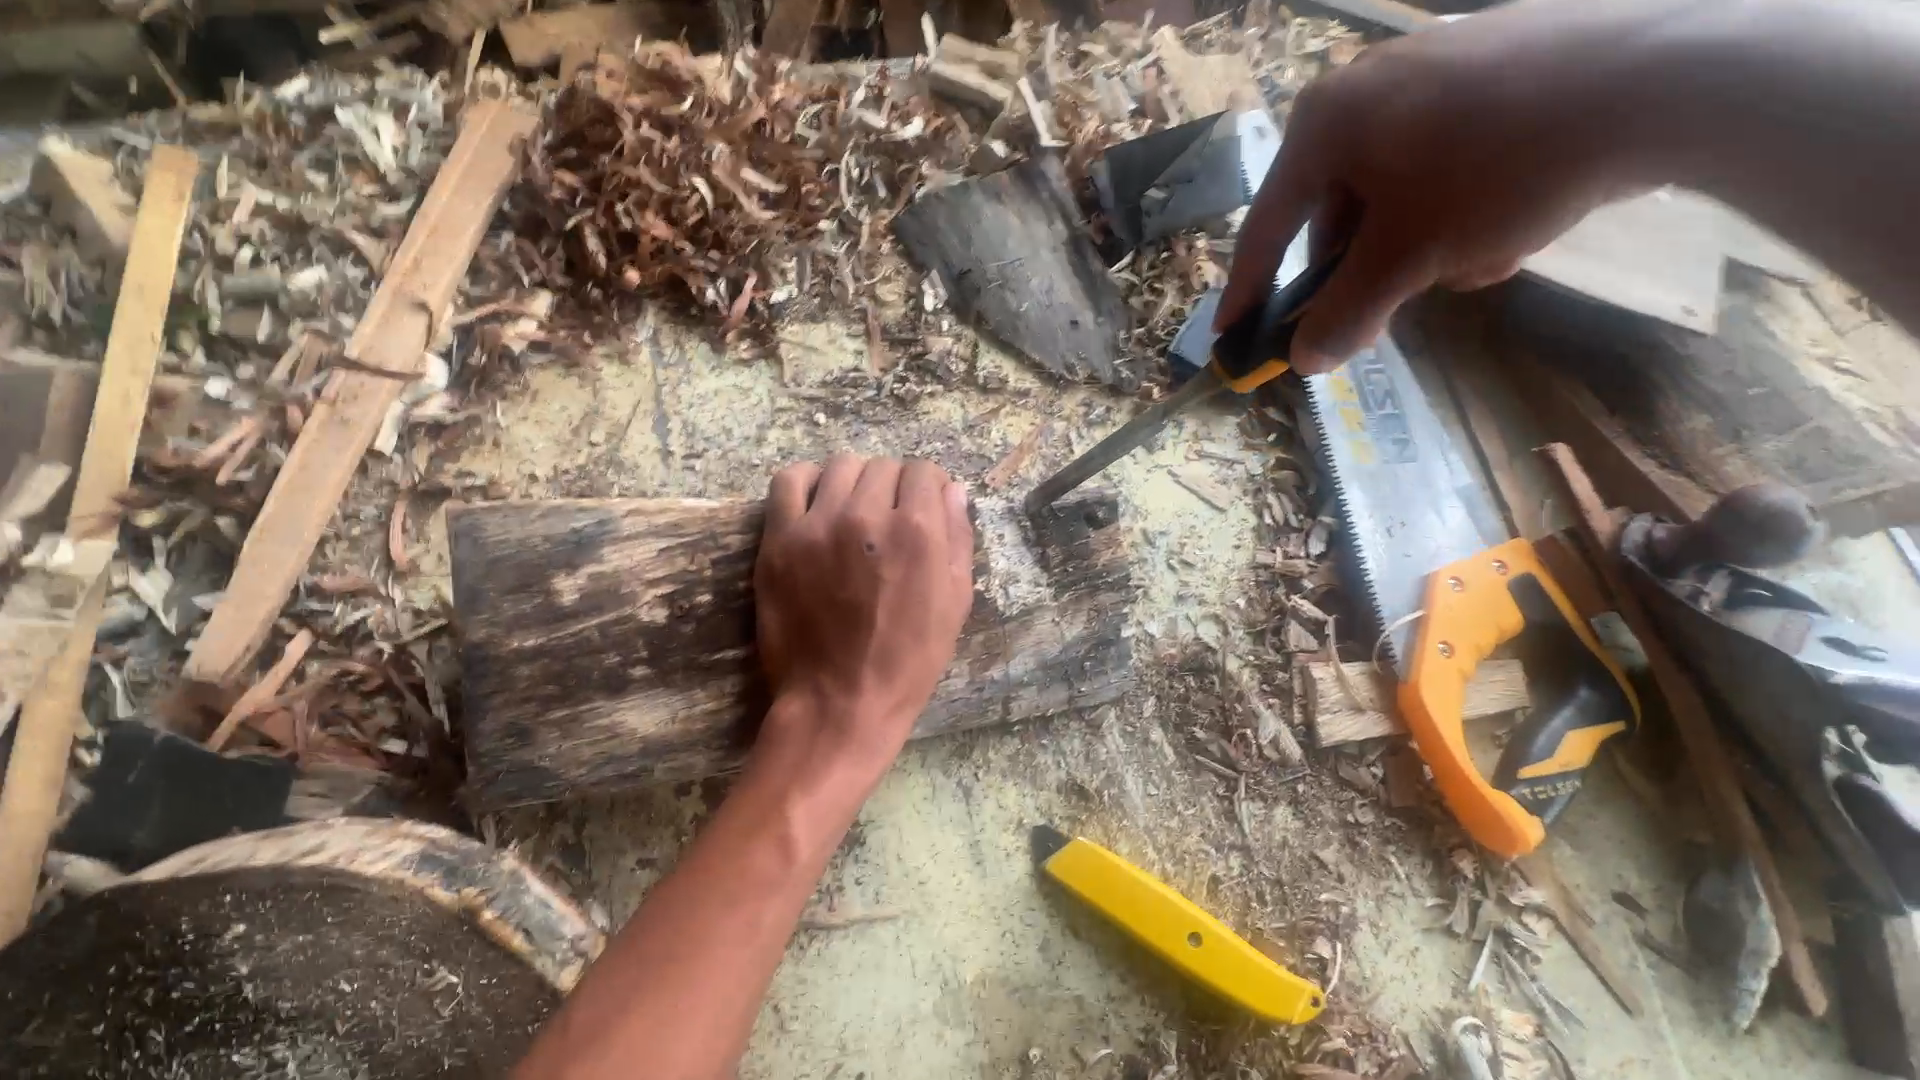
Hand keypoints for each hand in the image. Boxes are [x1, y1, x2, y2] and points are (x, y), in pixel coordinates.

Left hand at [753, 455, 974, 775]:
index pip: (924, 472)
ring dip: (854, 482)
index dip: (928, 490)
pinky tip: (816, 505)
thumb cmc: (907, 661)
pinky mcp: (779, 539)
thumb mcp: (955, 604)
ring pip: (840, 466)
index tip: (922, 510)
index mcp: (916, 531)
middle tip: (887, 522)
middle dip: (894, 488)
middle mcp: (866, 515)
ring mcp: (817, 524)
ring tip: (852, 513)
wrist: (839, 702)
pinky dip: (807, 482)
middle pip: (884, 467)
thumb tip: (953, 491)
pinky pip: (789, 481)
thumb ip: (957, 539)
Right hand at [1217, 0, 1671, 371]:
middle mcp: (1367, 84)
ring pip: (1399, 190)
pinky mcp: (1497, 67)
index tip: (1233, 332)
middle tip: (1392, 303)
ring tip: (1476, 259)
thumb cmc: (1497, 170)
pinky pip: (1448, 158)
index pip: (1268, 224)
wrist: (1663, 78)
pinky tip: (1511, 221)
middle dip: (1370, 265)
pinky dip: (1463, 203)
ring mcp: (1435, 68)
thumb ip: (1345, 315)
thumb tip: (1303, 362)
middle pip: (1339, 208)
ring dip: (1425, 242)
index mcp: (1325, 120)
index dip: (1250, 288)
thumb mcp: (1409, 259)